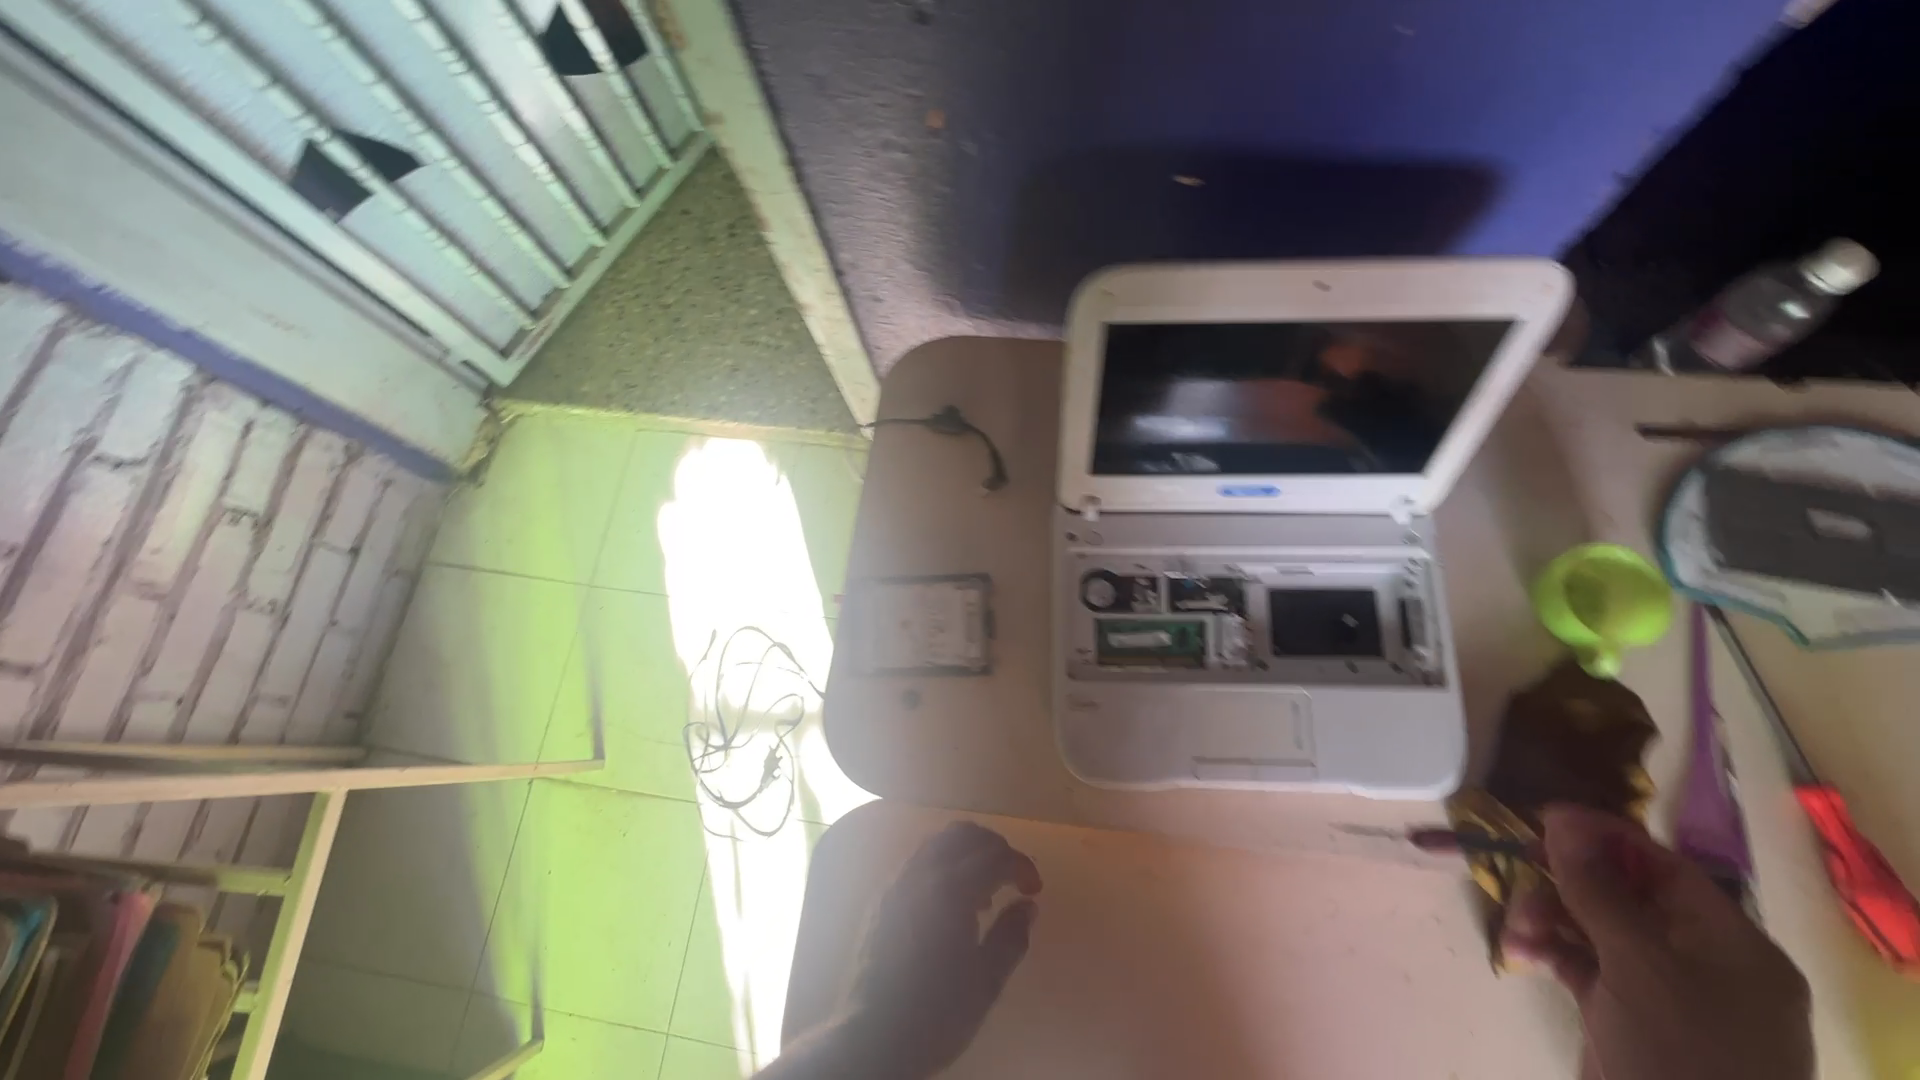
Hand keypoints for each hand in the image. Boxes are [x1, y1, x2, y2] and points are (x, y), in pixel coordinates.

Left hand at [845, 822, 1042, 1078]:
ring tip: (982, 892)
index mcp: (951, 890)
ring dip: (967, 853)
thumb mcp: (986, 981)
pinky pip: (917, 861)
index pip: (995, 856)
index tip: (1034, 890)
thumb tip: (1028, 905)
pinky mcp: (881, 898)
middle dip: (995, 848)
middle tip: (1012, 878)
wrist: (873, 1037)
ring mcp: (896, 883)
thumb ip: (1011, 936)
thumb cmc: (936, 1013)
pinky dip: (942, 865)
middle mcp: (921, 874)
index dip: (1021, 866)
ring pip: (937, 843)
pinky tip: (950, 903)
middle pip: (964, 834)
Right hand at [1502, 804, 1812, 1079]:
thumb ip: (1598, 888)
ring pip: (1594, 927)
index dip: (1604, 836)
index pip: (1663, 866)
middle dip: (1565, 882)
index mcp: (1730, 944)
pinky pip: (1582, 962)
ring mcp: (1661, 991)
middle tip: (1518, 872)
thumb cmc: (1679, 1052)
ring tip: (1518, 933)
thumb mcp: (1637, 964)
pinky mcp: (1625, 1015)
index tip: (1543, 817)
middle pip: (1623, 893)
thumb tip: (1563, 818)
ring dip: (1548, 917)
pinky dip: (1549, 951)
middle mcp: (1701, 961)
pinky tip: (1521, 952)